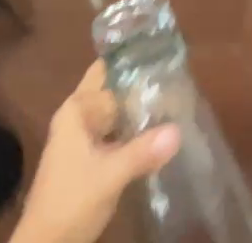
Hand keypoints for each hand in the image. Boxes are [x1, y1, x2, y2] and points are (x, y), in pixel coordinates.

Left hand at [10, 62, 181, 242]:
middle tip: (175, 77)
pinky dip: (131, 132)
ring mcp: (81, 140)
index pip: (105, 73)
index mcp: (76, 110)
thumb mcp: (110, 175)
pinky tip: (156, 134)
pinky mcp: (88, 160)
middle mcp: (77, 118)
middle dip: (137, 86)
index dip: (130, 63)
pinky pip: (113, 135)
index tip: (161, 53)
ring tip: (173, 101)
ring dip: (136, 110)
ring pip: (112, 115)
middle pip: (110, 92)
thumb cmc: (72, 199)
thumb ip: (142, 151)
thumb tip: (178, 129)